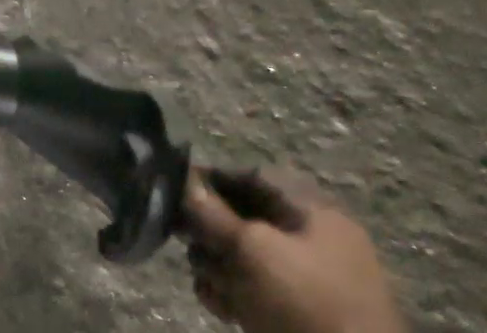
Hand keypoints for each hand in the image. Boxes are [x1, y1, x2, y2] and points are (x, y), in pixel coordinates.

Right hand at [186, 167, 405, 332]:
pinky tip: (224, 308)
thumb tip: (185, 183)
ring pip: (234, 253)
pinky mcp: (288, 308)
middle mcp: (307, 239)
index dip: (210, 178)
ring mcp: (299, 277)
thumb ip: (210, 212)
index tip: (174, 191)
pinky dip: (226, 292)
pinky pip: (243, 285)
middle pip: (237, 215)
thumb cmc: (305, 302)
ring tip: (216, 286)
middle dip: (208, 231)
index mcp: (312, 214)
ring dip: (213, 266)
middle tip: (190, 242)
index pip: (251, 177)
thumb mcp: (252, 248)